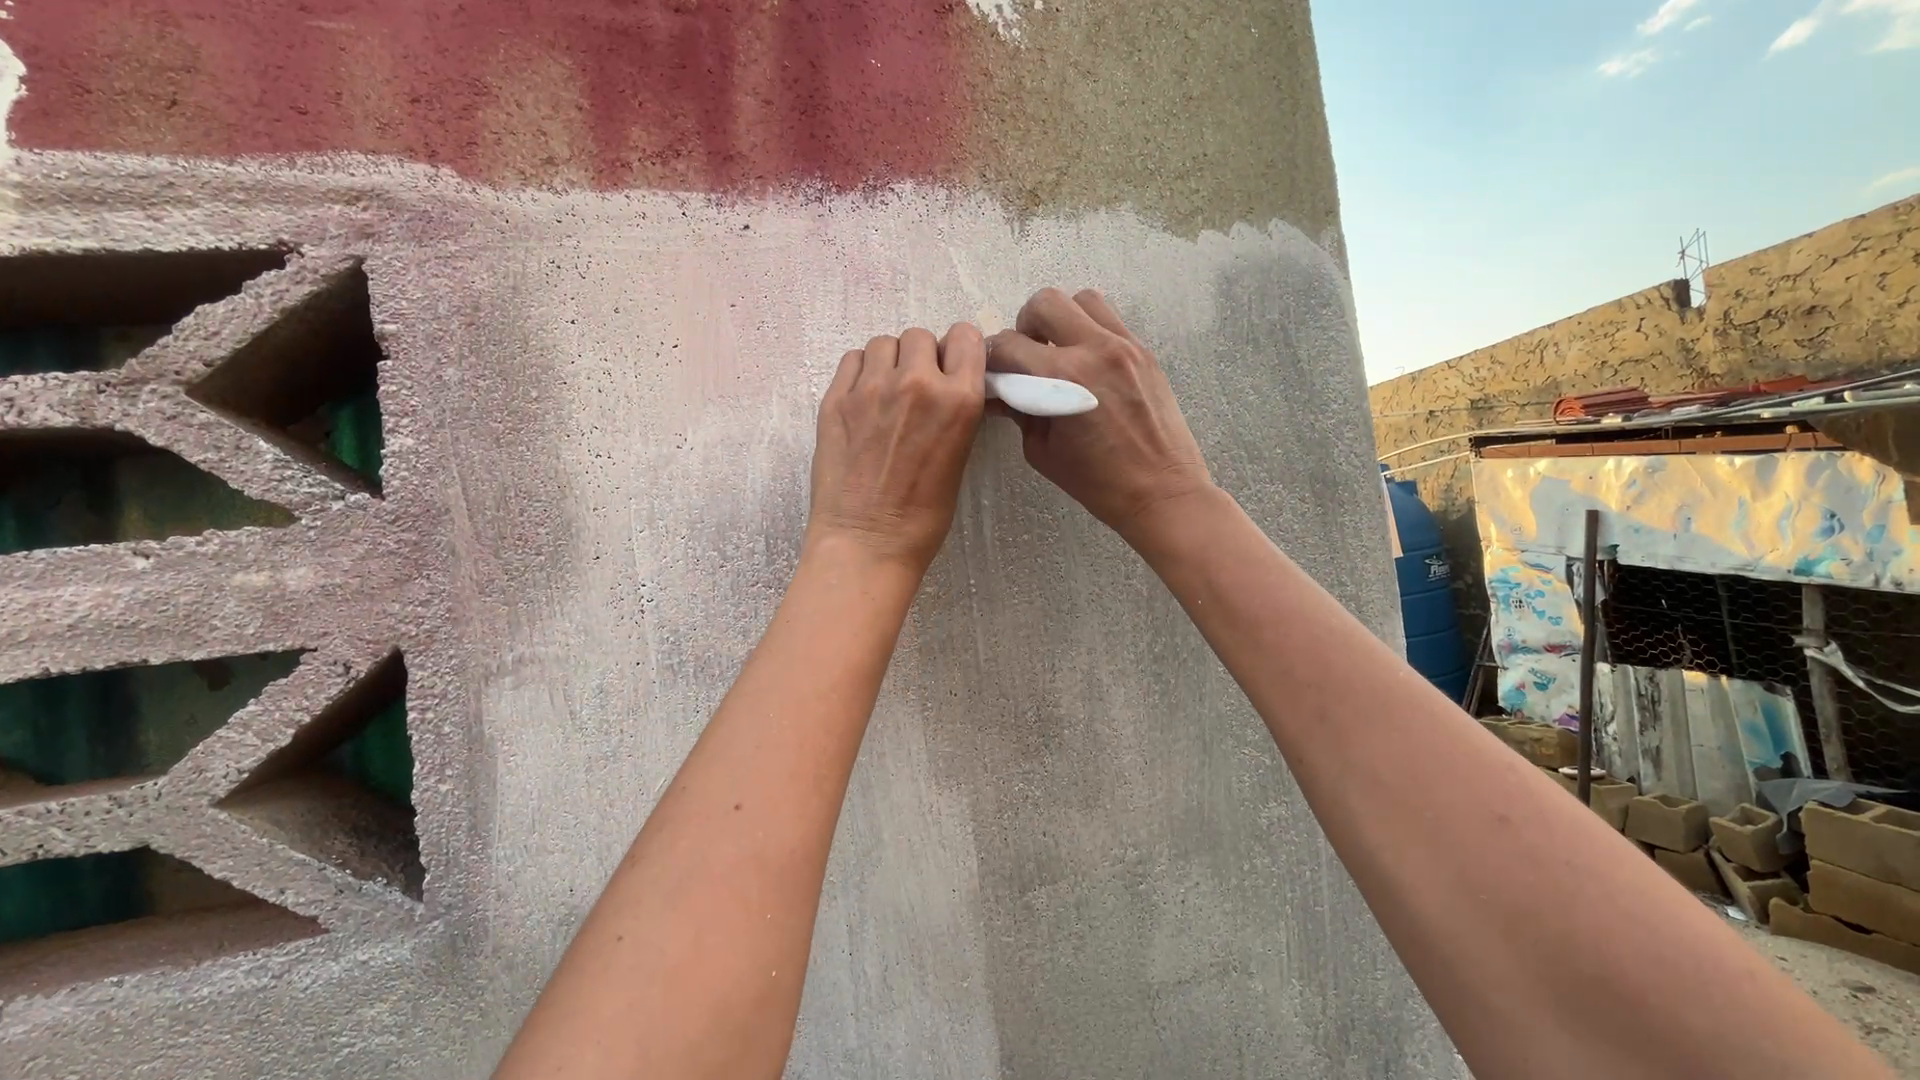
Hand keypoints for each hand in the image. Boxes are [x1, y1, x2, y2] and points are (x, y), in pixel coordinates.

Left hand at [806, 324, 986, 571]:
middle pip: (920, 336)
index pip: (965, 337)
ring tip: (886, 395)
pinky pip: (852, 360)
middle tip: (915, 389)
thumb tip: (948, 385)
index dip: (958, 351)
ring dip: (889, 362)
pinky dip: (860, 373)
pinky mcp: (836, 399)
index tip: (951, 367)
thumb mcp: (959, 456)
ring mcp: (872, 388)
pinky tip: (863, 402)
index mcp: (959, 400)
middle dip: (921, 358)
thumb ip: (955, 410)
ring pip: (884, 344)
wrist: (868, 542)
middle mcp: (917, 383)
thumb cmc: (922, 516)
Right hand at [987, 289, 1212, 542]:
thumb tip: (999, 391)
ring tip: (1059, 350)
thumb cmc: (1098, 483)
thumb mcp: (1042, 451)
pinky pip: (1110, 319)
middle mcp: (1094, 350)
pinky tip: (1087, 361)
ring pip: (1082, 300)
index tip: (991, 370)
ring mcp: (1124, 346)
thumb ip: (1019, 411)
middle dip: (1025, 325)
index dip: (992, 356)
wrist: (1162, 492)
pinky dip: (1090, 330)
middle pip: (1045, 302)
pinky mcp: (1143, 352)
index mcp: (1062, 379)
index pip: (1010, 345)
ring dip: (1062, 318)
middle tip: (1027, 354)